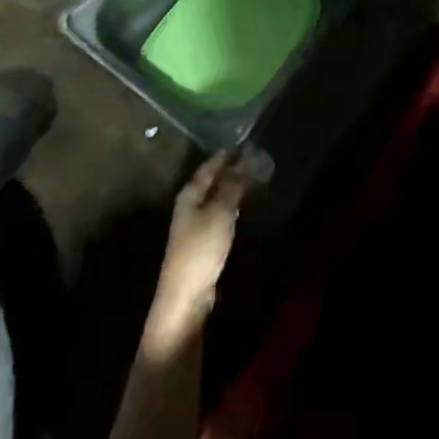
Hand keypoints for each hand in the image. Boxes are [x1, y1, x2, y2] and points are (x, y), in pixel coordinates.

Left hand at [147, 151, 250, 349]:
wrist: (186, 293)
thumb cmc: (201, 247)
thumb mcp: (219, 212)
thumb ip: (231, 186)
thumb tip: (244, 160)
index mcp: (189, 193)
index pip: (208, 167)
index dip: (223, 157)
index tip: (241, 145)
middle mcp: (189, 205)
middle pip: (210, 182)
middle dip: (228, 170)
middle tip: (251, 160)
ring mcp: (194, 224)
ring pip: (214, 198)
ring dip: (230, 188)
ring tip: (251, 179)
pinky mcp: (202, 241)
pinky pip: (218, 214)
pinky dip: (230, 205)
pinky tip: (240, 207)